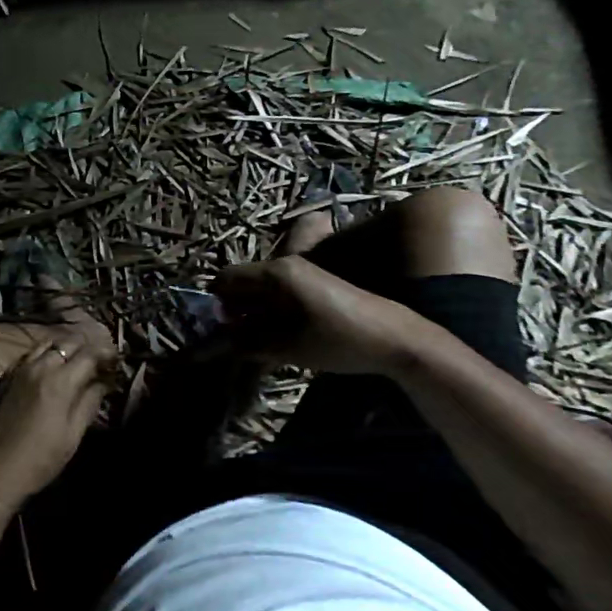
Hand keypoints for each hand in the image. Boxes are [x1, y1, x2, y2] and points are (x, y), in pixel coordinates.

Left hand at [0, 320, 115, 511]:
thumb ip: (90, 401)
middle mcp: (40, 366)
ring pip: (49, 342)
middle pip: (70, 341)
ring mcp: (21, 368)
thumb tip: (105, 381)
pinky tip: (53, 366)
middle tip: (100, 361)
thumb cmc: (38, 460)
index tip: (117, 362)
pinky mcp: (7, 374)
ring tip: (78, 360)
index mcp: (60, 381)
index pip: (90, 353)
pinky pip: (32, 352)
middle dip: (89, 347)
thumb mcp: (72, 435)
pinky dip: (48, 352)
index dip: (107, 354)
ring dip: (68, 346)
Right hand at [213, 256, 445, 375]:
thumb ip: (247, 341)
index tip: (221, 328)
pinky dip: (274, 307)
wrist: (394, 339)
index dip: (216, 302)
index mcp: (276, 272)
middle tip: (239, 337)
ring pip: (264, 284)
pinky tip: (284, 332)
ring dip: (255, 307)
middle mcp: (288, 263)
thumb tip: (219, 340)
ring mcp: (306, 269)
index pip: (227, 277)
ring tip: (261, 337)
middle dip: (236, 306)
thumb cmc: (337, 341)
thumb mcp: (286, 347)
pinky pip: (282, 288)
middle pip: (245, 278)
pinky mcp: (319, 281)